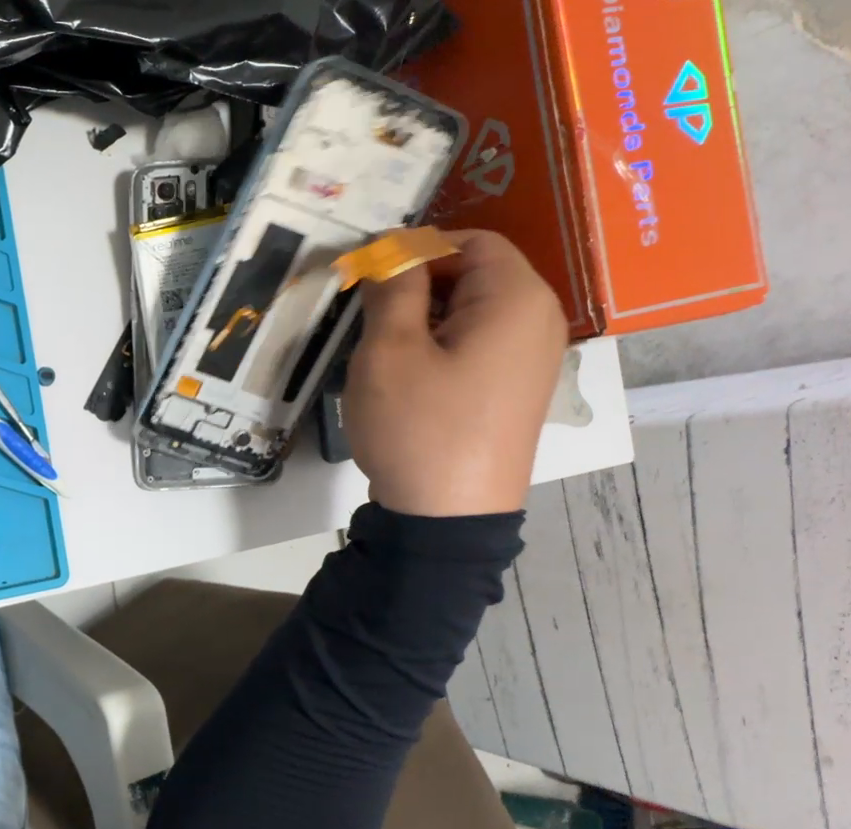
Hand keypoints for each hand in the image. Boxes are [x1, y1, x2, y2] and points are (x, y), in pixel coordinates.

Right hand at [346, 229, 567, 516]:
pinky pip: (479, 344)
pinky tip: (407, 376)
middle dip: (418, 283)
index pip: (471, 241)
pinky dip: (441, 344)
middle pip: (476, 273)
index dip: (415, 248)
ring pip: (474, 311)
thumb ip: (392, 291)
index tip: (365, 275)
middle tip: (364, 313)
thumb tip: (389, 252)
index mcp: (515, 298)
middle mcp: (539, 318)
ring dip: (424, 317)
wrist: (448, 514)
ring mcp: (532, 357)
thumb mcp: (389, 352)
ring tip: (380, 348)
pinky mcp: (516, 389)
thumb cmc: (418, 425)